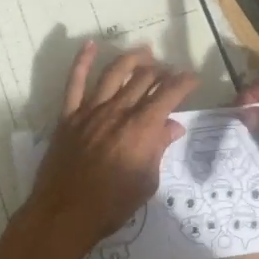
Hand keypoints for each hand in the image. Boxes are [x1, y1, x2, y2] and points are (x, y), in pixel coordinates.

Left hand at [20, 43, 197, 258]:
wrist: (65, 213)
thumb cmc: (112, 205)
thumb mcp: (146, 181)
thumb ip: (158, 149)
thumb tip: (172, 126)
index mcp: (141, 128)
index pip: (168, 94)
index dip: (183, 82)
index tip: (192, 78)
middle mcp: (117, 111)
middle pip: (143, 79)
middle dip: (161, 70)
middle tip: (170, 71)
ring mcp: (90, 111)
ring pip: (113, 73)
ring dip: (131, 58)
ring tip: (144, 51)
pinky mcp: (68, 116)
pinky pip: (75, 82)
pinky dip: (82, 61)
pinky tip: (89, 45)